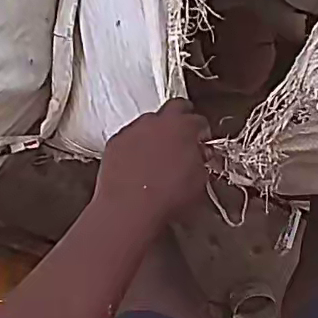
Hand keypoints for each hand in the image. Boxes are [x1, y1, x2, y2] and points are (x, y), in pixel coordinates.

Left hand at [96, 99, 210, 224]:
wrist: (130, 209)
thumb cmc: (170, 196)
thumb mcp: (199, 180)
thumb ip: (201, 160)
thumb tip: (200, 154)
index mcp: (183, 127)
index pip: (199, 120)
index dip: (202, 132)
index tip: (202, 143)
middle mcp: (157, 121)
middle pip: (174, 107)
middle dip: (182, 118)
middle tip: (184, 137)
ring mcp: (133, 130)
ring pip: (149, 122)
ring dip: (157, 132)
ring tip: (159, 154)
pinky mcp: (115, 142)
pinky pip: (130, 137)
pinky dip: (137, 145)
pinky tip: (139, 164)